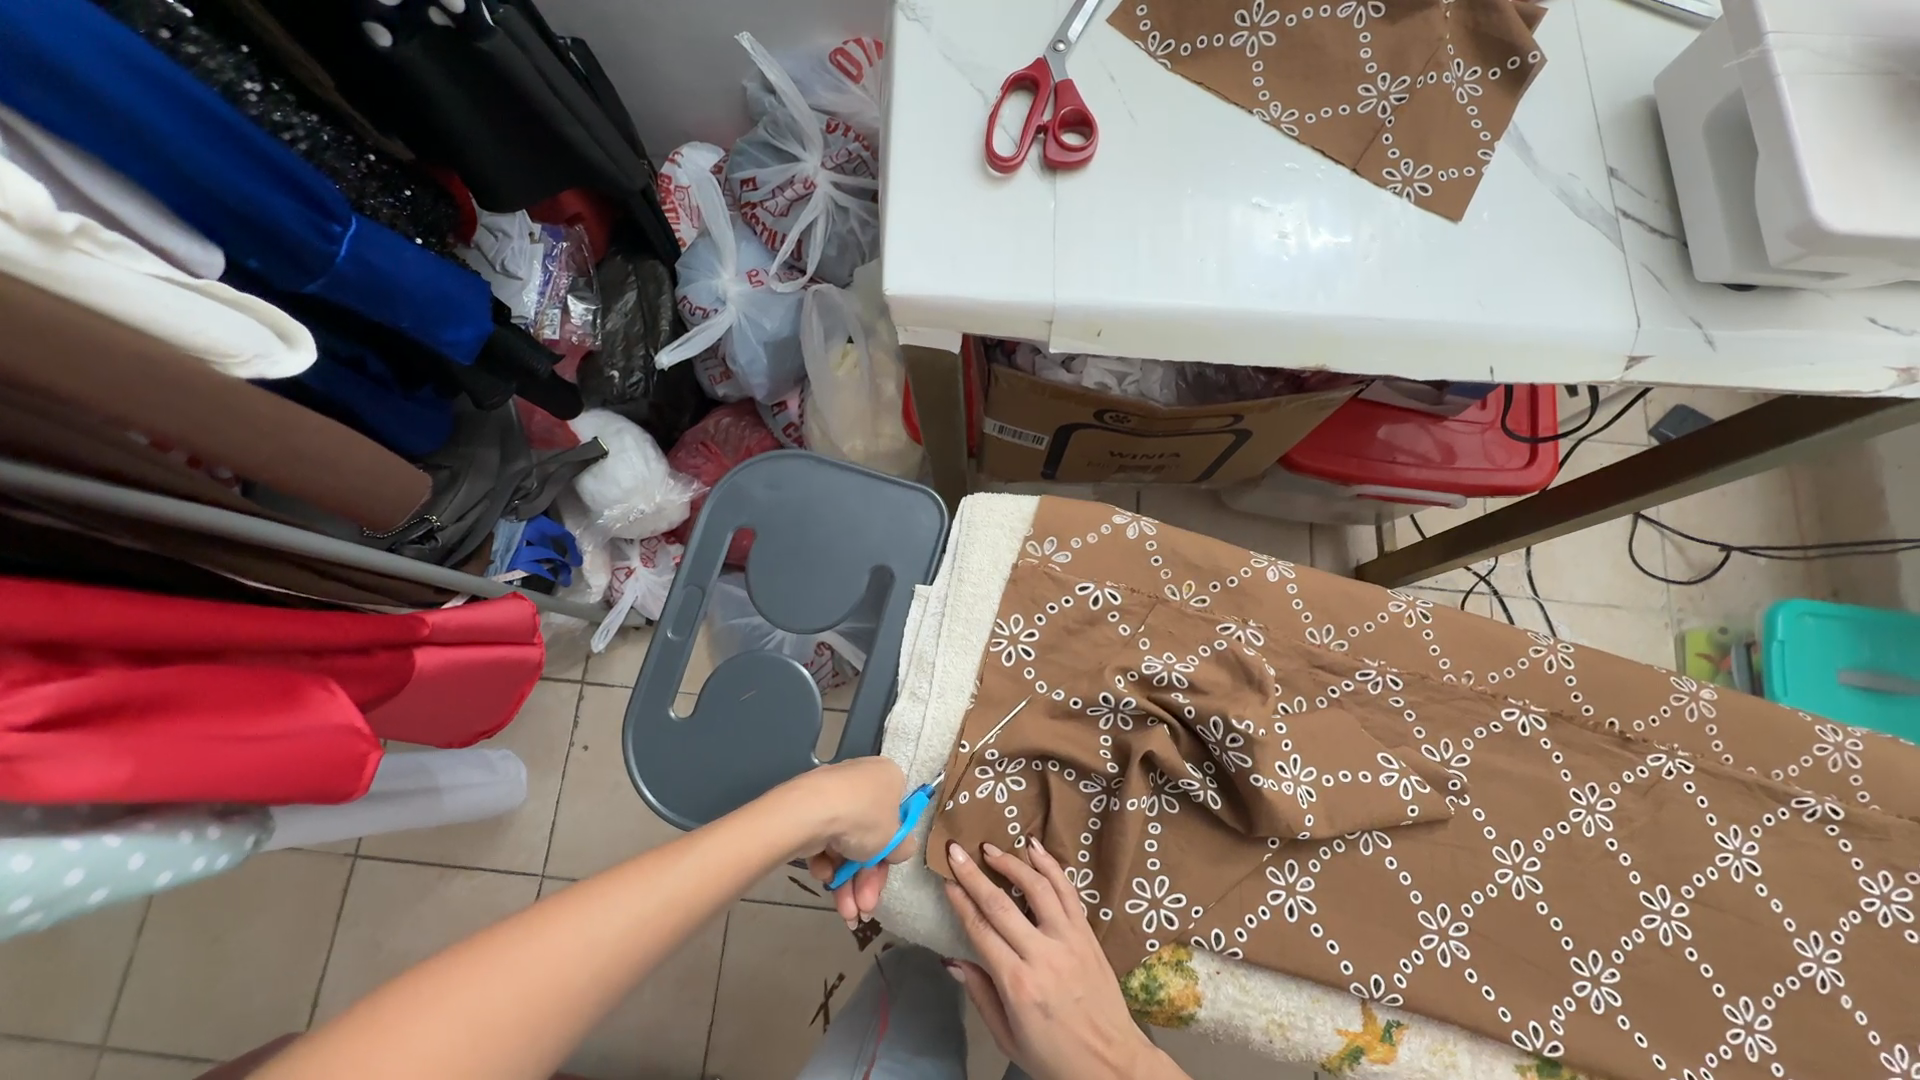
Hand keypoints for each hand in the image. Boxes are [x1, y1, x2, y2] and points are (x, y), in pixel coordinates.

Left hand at [775, 757, 909, 928]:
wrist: (810, 812)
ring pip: (846, 844)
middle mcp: (861, 781)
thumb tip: (899, 849)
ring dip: (848, 883)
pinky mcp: (808, 810)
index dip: (891, 851)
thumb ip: (903, 847)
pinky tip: (824, 876)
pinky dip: (826, 863)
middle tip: (865, 908)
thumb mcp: (896, 840)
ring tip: (847, 912)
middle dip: (867, 879)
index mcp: (888, 777)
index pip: (896, 816)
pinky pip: (824, 841)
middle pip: (869, 837)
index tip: (887, 873)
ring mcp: (833, 795)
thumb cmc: (864, 819)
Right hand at [943, 839, 1187, 1079]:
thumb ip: (981, 994)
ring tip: (990, 847)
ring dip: (1011, 863)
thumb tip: (953, 960)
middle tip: (955, 850)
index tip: (946, 879)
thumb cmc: (1054, 1057)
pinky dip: (1051, 865)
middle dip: (974, 874)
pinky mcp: (1087, 934)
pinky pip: (1068, 891)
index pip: (981, 930)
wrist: (1112, 1064)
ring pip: (1037, 888)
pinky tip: (1034, 848)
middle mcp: (1042, 954)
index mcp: (1017, 983)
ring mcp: (1069, 940)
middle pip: (1001, 904)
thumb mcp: (1008, 1038)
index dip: (960, 901)